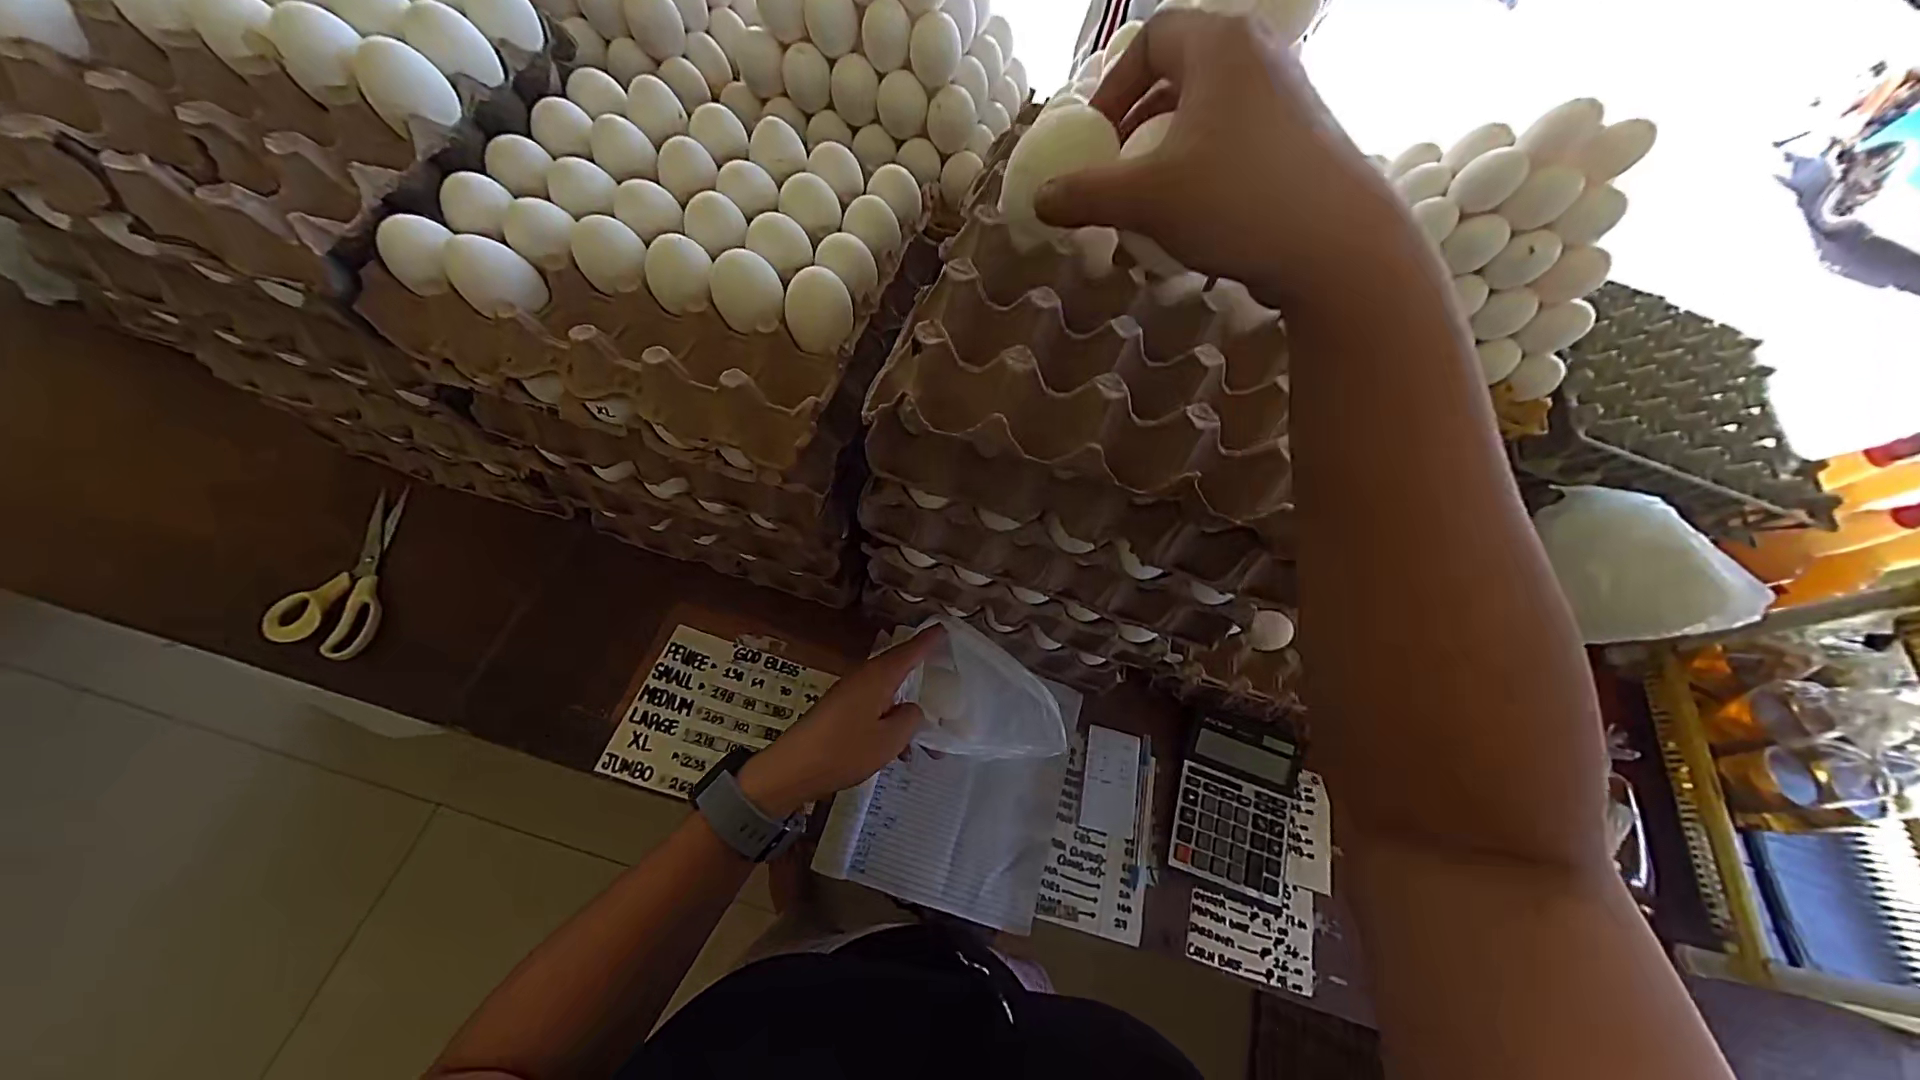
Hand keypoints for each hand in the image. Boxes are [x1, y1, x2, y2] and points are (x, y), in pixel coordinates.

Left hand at [737, 626, 945, 816]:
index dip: (929, 640)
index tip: (945, 627)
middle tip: (947, 675)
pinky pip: (876, 707)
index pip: (910, 650)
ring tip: (929, 738)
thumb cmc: (844, 750)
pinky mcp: (841, 711)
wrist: (793, 769)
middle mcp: (864, 677)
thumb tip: (913, 709)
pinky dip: (891, 721)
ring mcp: (850, 693)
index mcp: (879, 676)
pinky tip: (900, 750)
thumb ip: (910, 719)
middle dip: (923, 672)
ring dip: (908, 709)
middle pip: (900, 667)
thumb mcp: (889, 740)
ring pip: (889, 693)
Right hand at [1033, 9, 1399, 307]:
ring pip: (1207, 116)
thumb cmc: (1234, 202)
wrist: (1336, 245)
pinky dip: (1202, 172)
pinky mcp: (1302, 142)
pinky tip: (1193, 221)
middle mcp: (1259, 58)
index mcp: (1219, 46)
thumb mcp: (1145, 200)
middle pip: (1179, 77)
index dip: (1112, 87)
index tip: (1095, 140)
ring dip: (1166, 157)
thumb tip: (1040, 201)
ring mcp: (1288, 99)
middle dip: (1136, 127)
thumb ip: (1086, 195)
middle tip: (1115, 174)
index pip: (1151, 38)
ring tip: (1148, 206)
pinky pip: (1235, 144)